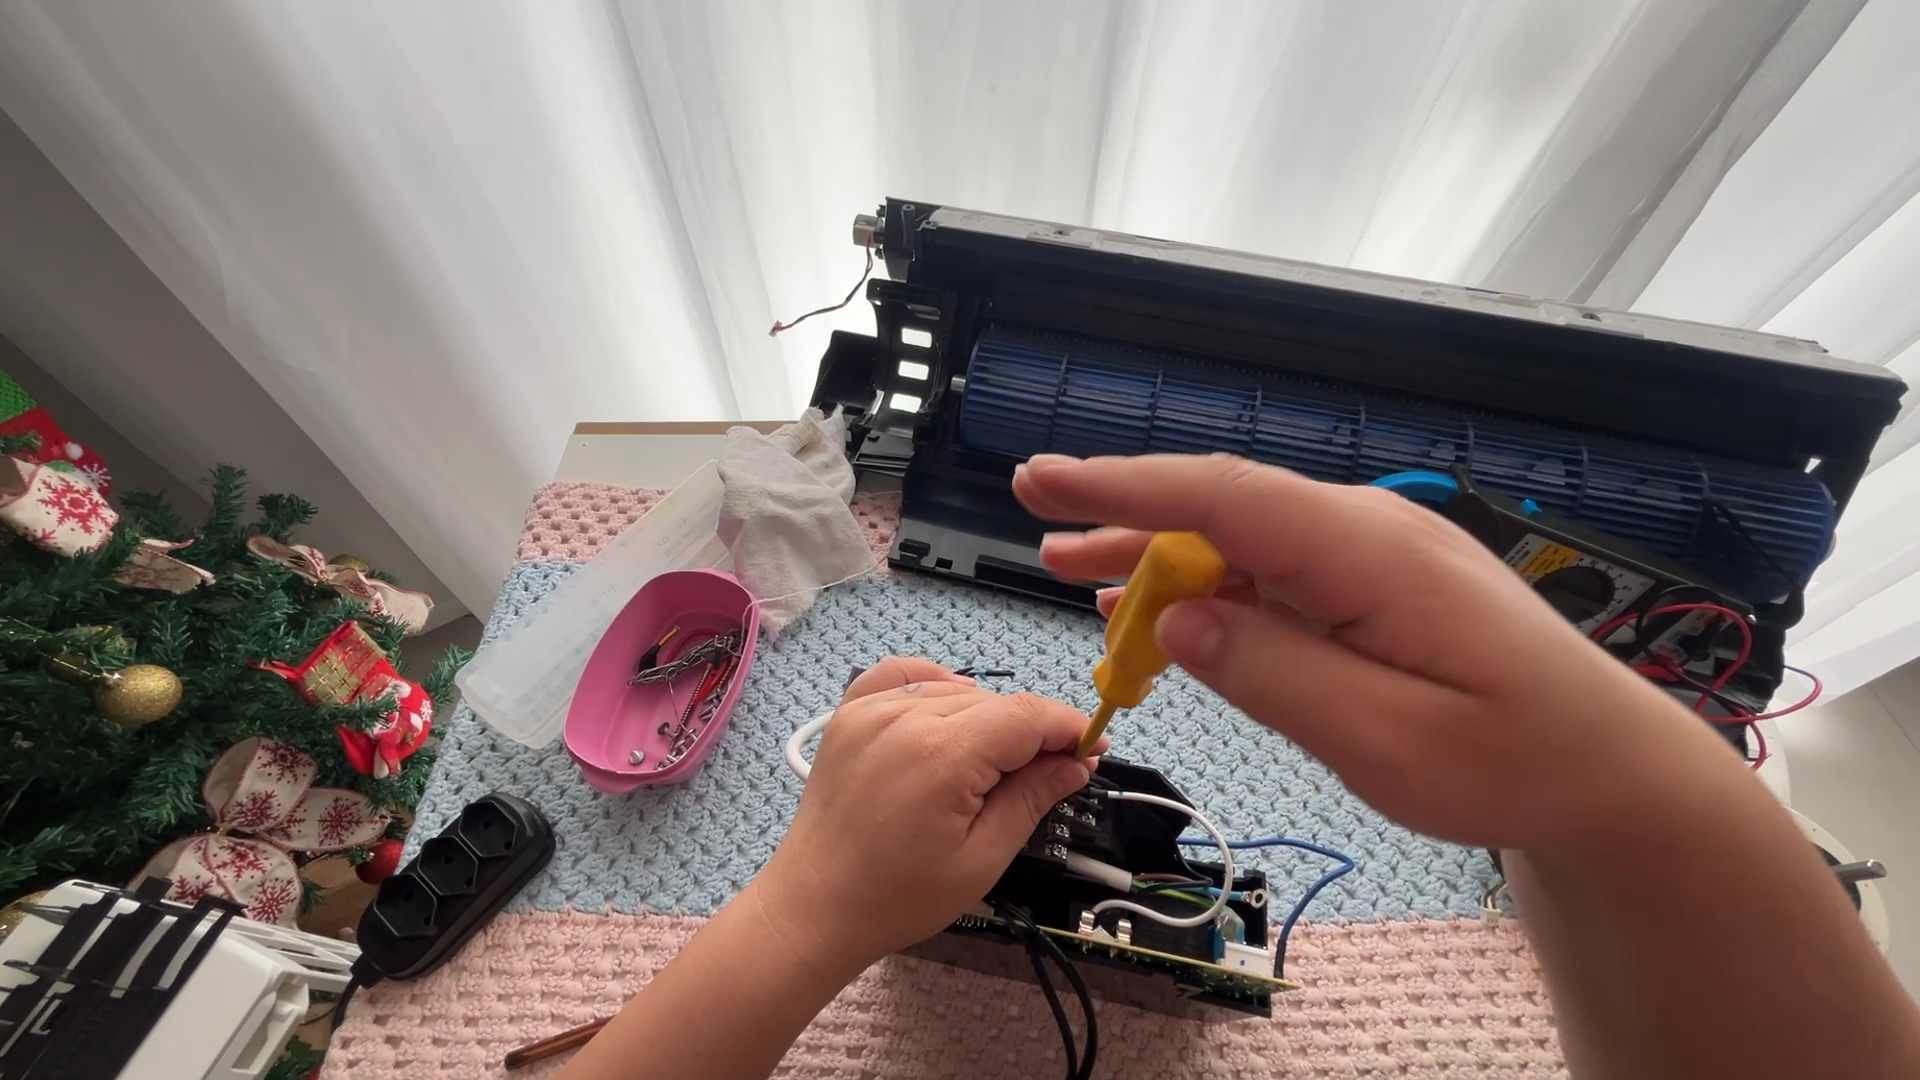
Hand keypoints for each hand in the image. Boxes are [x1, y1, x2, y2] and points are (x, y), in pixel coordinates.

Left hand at [755, 657, 1103, 972]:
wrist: (813, 907)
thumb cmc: (899, 897)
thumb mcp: (982, 859)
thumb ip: (1033, 799)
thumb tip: (1078, 761)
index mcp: (943, 754)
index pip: (1026, 716)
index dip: (1067, 727)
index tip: (1094, 748)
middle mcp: (906, 714)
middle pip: (995, 702)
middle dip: (1032, 731)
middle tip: (1050, 770)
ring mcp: (872, 707)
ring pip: (956, 689)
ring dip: (987, 716)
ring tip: (992, 760)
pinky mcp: (850, 711)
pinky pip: (904, 673)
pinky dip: (935, 683)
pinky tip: (946, 712)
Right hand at [1014, 453, 1746, 851]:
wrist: (1610, 770)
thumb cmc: (1514, 762)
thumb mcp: (1388, 742)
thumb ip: (1274, 673)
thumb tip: (1177, 619)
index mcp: (1367, 550)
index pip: (1223, 496)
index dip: (1125, 485)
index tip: (1046, 479)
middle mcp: (1356, 528)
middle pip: (1216, 509)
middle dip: (1121, 517)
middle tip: (1041, 527)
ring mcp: (1356, 551)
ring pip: (1230, 539)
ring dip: (1150, 554)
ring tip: (1075, 568)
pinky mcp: (1355, 580)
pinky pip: (1259, 571)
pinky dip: (1198, 587)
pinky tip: (1156, 609)